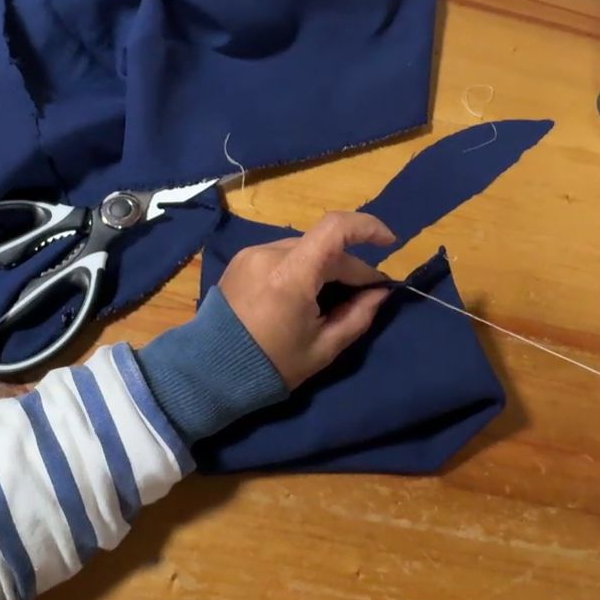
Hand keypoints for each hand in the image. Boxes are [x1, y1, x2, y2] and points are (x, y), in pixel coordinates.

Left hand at [217, 211, 396, 388]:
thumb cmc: (272, 365)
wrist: (210, 372)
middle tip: (367, 295)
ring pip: (304, 249)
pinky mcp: (242, 260)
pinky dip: (302, 267)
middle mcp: (270, 253)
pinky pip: (283, 255)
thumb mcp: (323, 348)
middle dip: (350, 266)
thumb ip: (358, 315)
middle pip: (324, 246)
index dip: (368, 228)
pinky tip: (305, 295)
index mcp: (291, 274)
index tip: (390, 243)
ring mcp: (252, 253)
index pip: (336, 229)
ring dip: (326, 266)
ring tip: (333, 299)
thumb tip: (380, 292)